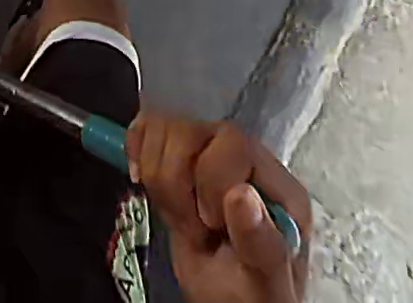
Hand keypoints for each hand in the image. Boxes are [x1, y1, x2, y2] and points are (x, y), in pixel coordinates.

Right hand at [125, 113, 310, 302]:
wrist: (222, 300)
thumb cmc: (249, 298)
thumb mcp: (264, 288)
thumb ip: (262, 247)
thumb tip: (243, 195)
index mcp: (275, 183)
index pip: (234, 143)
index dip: (212, 179)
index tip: (212, 224)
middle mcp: (242, 155)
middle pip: (190, 130)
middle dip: (178, 184)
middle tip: (193, 227)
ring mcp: (206, 148)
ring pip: (161, 127)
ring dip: (157, 178)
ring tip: (179, 214)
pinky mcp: (174, 149)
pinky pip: (144, 127)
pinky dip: (136, 153)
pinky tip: (146, 183)